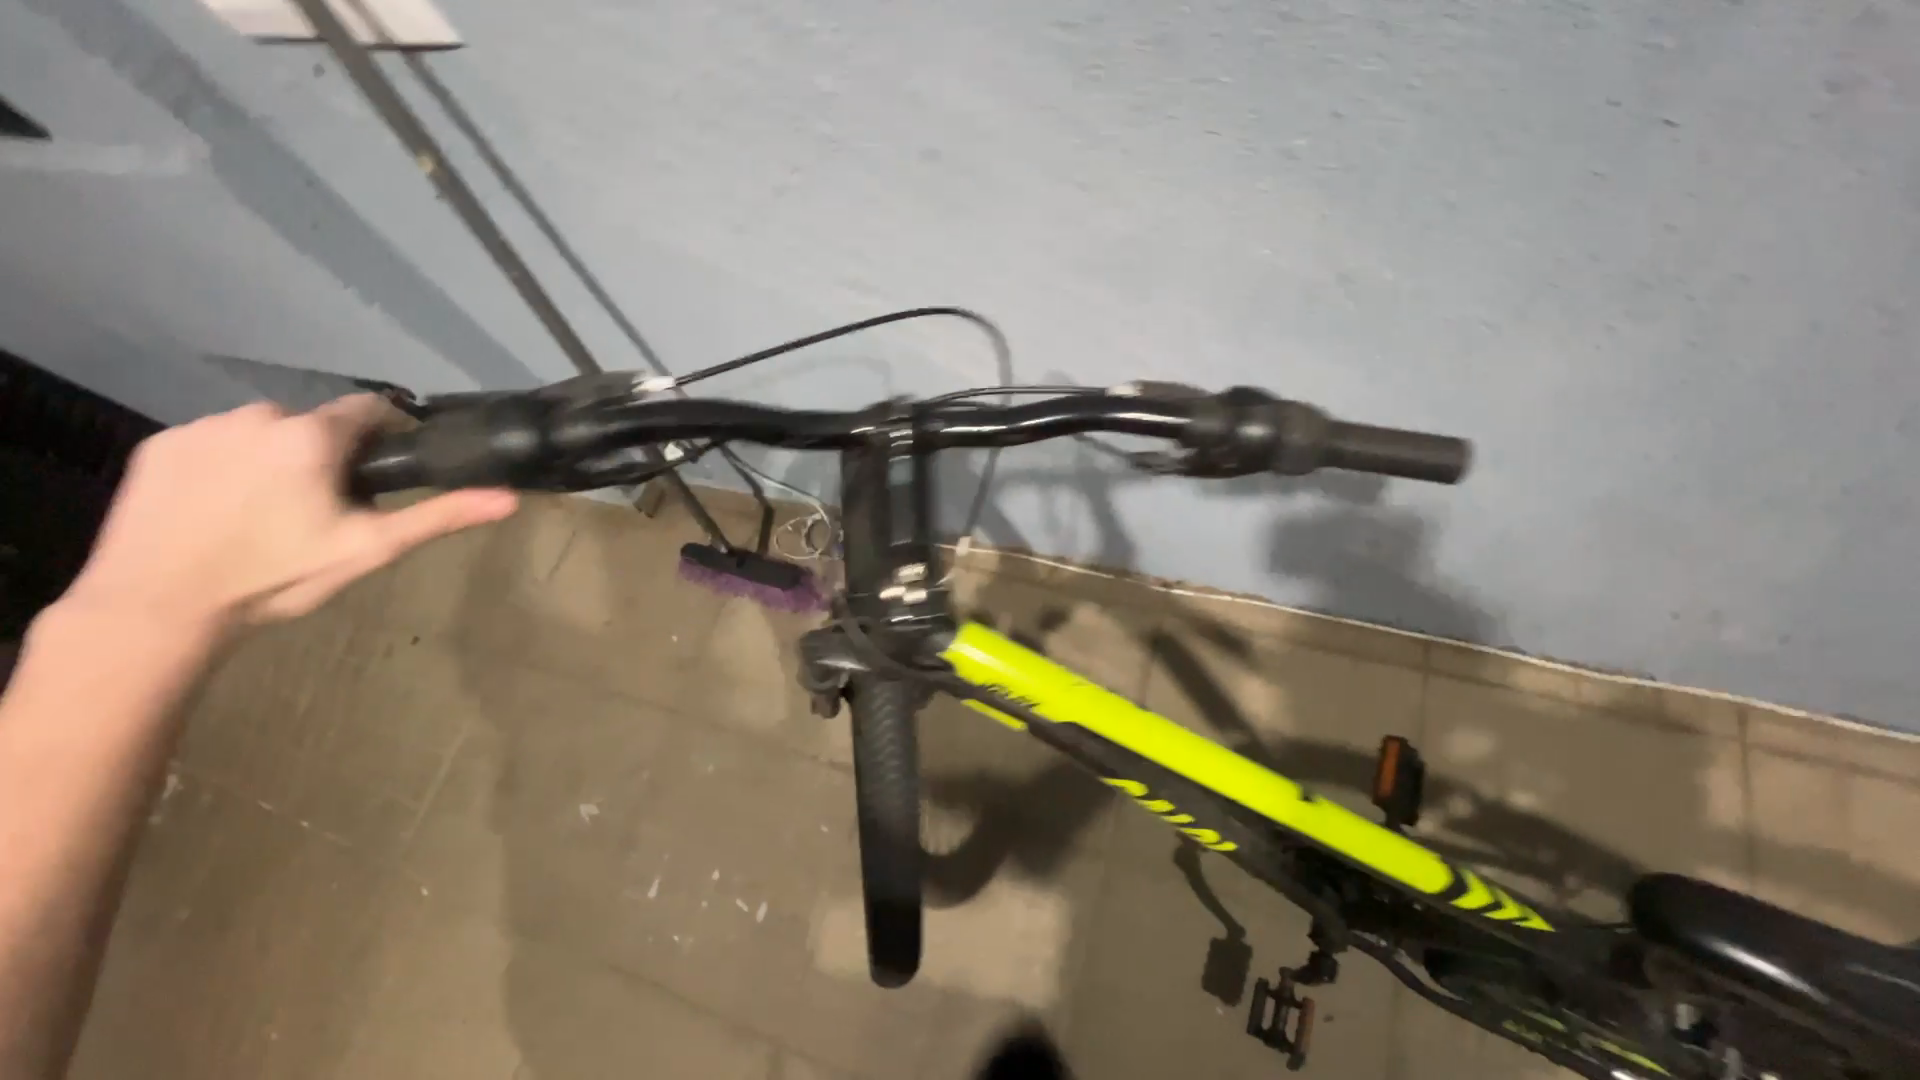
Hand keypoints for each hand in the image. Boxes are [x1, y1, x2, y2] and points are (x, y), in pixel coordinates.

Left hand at [62, 395, 517, 632]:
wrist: (159, 606)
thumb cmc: (278, 576)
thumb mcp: (370, 549)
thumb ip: (439, 516)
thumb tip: (508, 498)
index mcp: (311, 435)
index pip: (368, 410)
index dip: (385, 437)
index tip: (383, 475)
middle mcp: (256, 416)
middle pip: (313, 425)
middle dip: (327, 455)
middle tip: (325, 509)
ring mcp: (200, 428)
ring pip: (262, 433)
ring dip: (277, 458)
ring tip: (270, 513)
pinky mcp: (158, 448)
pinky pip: (214, 444)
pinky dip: (228, 466)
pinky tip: (224, 510)